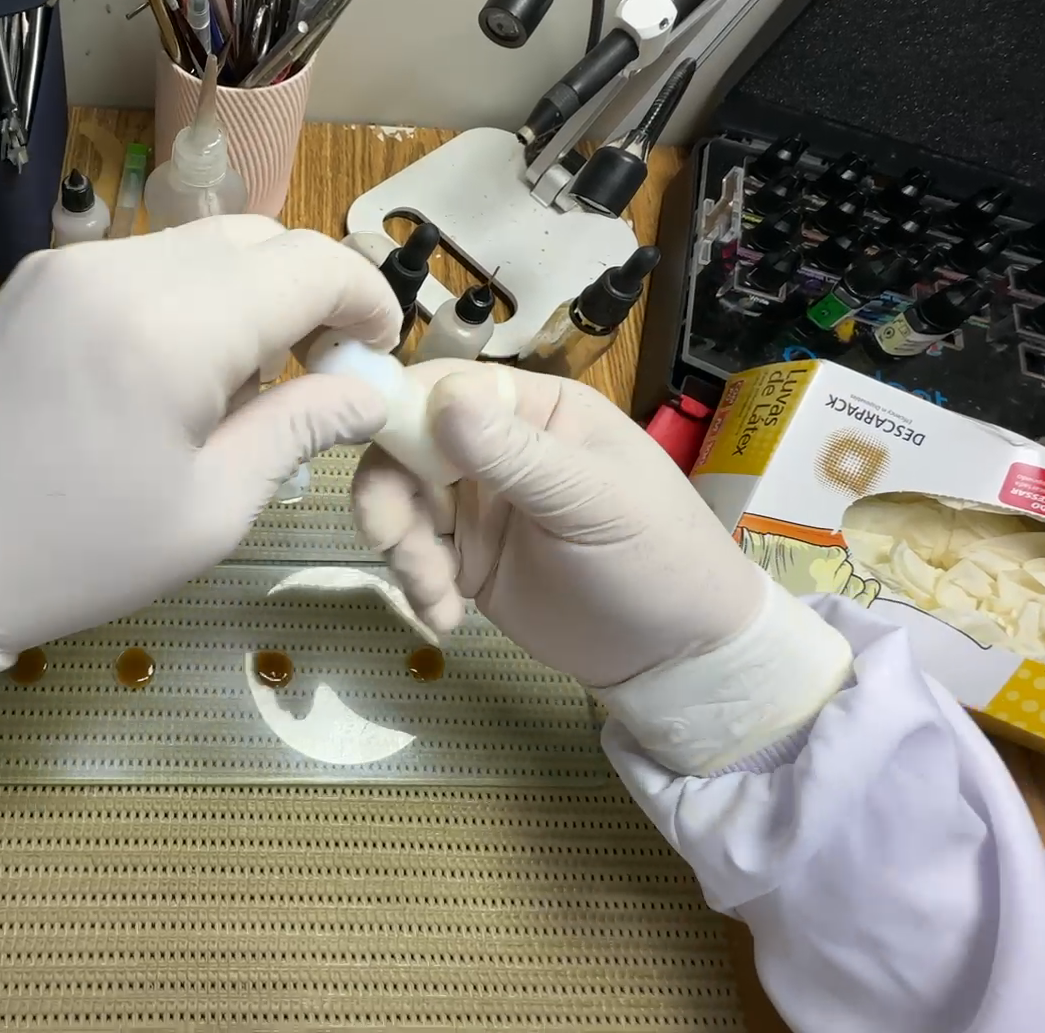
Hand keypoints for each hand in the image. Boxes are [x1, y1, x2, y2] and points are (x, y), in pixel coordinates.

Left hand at [0, 217, 399, 730]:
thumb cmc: (79, 556)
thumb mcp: (211, 511)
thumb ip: (298, 429)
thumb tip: (368, 388)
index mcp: (172, 332)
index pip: (308, 266)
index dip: (364, 297)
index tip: (378, 347)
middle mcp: (121, 270)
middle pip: (259, 239)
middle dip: (309, 292)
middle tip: (318, 368)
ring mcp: (70, 265)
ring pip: (202, 246)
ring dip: (248, 295)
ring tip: (241, 380)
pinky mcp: (38, 277)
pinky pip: (144, 263)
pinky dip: (188, 297)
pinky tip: (173, 367)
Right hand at [351, 362, 769, 688]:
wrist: (669, 656)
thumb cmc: (654, 560)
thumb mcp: (592, 501)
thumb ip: (516, 454)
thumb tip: (440, 400)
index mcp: (531, 412)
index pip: (444, 387)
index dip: (398, 410)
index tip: (375, 450)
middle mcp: (491, 448)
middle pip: (402, 449)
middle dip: (390, 501)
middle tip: (397, 548)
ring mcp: (471, 503)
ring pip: (397, 505)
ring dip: (403, 552)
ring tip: (438, 599)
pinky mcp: (459, 555)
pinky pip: (411, 555)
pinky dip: (416, 586)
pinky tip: (447, 619)